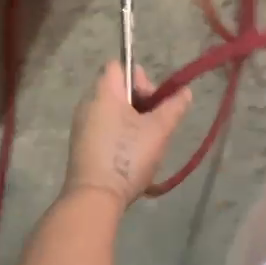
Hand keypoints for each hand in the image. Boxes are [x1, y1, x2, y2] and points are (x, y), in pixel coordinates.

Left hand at [62, 62, 191, 210]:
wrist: (94, 199)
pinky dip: (118, 133)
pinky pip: (103, 127)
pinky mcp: (80, 146)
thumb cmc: (127, 157)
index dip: (139, 76)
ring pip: (111, 109)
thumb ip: (174, 106)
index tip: (151, 99)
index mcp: (104, 93)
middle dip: (139, 100)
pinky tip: (130, 154)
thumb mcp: (159, 129)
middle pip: (117, 87)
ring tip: (145, 141)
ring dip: (131, 119)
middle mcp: (88, 104)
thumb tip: (185, 91)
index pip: (118, 65)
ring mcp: (81, 126)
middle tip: (153, 121)